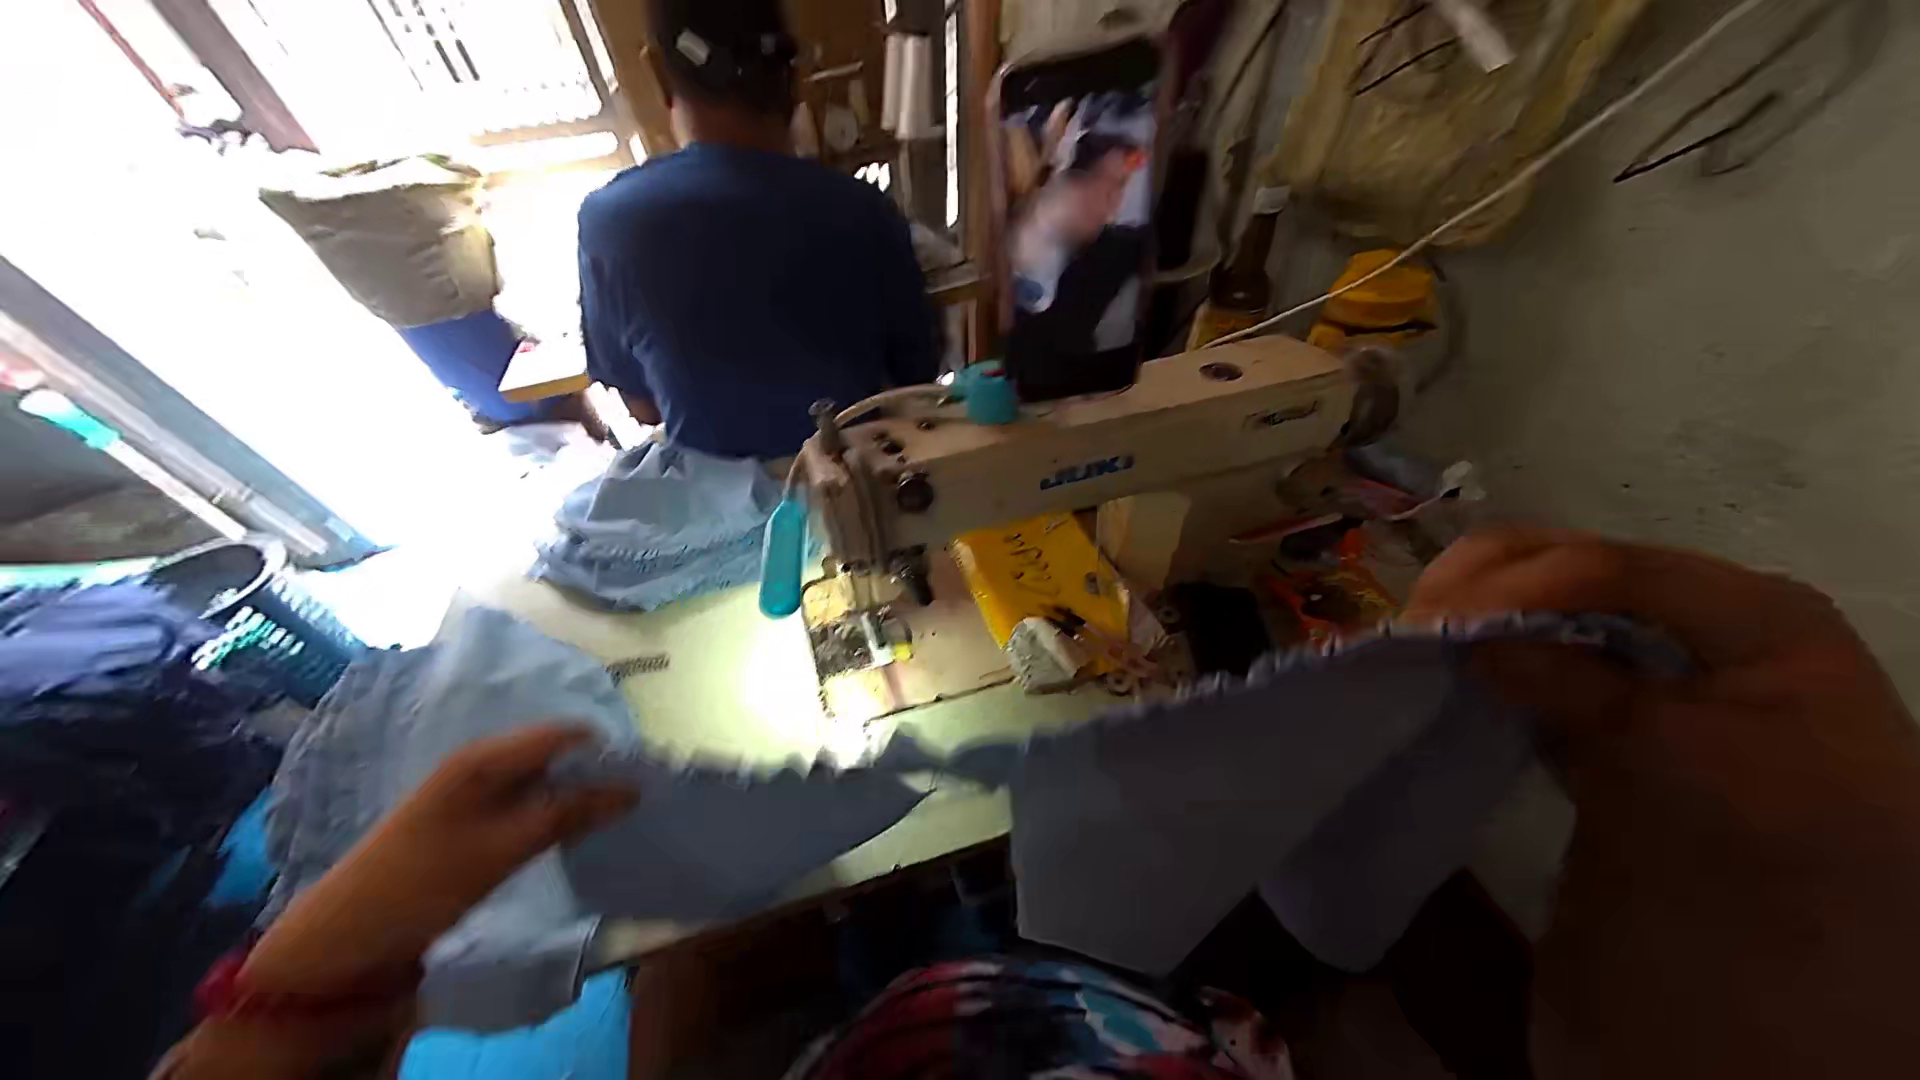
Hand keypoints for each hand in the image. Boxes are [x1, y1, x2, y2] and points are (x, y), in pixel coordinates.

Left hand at [243, 725, 636, 995]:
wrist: (342, 943)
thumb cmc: (427, 882)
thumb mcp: (508, 847)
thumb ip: (573, 813)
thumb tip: (634, 790)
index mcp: (487, 757)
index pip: (566, 733)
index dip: (604, 751)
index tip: (637, 778)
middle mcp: (481, 760)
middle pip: (556, 750)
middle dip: (593, 771)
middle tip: (625, 801)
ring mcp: (472, 787)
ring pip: (543, 775)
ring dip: (574, 792)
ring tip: (603, 817)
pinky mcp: (468, 814)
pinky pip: (525, 796)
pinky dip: (551, 808)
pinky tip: (566, 830)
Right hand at [1407, 530, 1919, 1078]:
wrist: (1746, 1032)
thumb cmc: (1754, 904)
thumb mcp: (1697, 792)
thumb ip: (1596, 698)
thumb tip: (1474, 642)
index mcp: (1764, 637)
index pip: (1623, 570)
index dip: (1524, 585)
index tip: (1434, 629)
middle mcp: (1700, 639)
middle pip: (1571, 565)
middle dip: (1482, 583)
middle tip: (1415, 631)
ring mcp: (1639, 679)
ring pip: (1534, 602)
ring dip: (1464, 608)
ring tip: (1413, 644)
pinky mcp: (1585, 722)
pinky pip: (1519, 657)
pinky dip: (1466, 649)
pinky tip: (1432, 668)